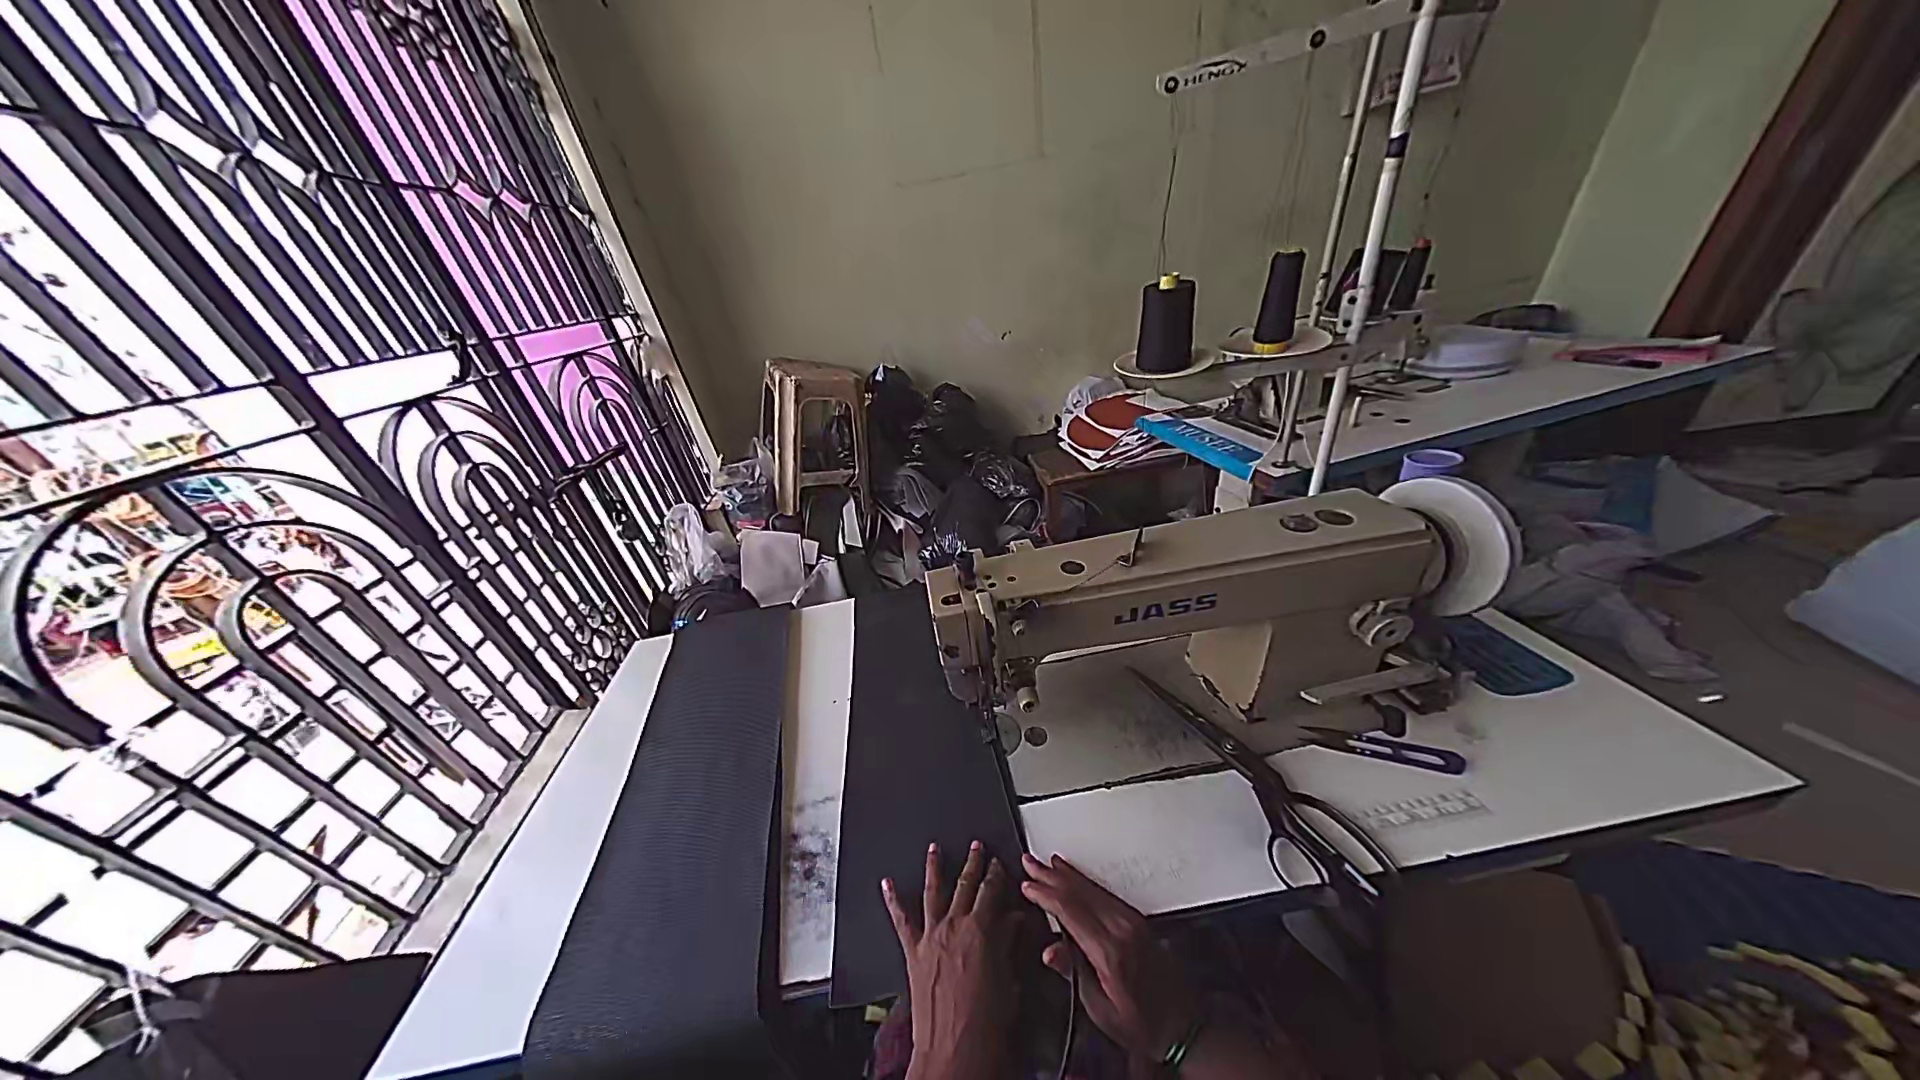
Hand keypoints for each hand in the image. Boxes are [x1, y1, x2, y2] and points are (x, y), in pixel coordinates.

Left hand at [884, 841, 1015, 1079]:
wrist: (954, 1055)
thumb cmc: (985, 1028)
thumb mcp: (1010, 981)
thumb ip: (1010, 945)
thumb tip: (1015, 924)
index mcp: (982, 932)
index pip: (992, 891)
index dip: (997, 875)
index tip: (1000, 864)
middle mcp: (954, 927)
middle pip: (965, 885)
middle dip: (973, 864)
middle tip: (977, 848)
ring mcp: (931, 938)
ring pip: (933, 891)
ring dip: (935, 867)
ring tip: (935, 849)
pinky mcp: (913, 953)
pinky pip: (901, 920)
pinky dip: (893, 900)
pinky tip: (887, 884)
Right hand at [1020, 853, 1196, 1060]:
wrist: (1183, 1025)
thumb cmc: (1143, 1024)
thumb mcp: (1101, 1010)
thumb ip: (1075, 975)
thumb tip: (1051, 953)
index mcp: (1110, 952)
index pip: (1070, 911)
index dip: (1046, 895)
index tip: (1028, 886)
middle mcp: (1122, 930)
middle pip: (1079, 893)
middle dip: (1050, 876)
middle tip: (1030, 862)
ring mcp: (1132, 922)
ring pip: (1092, 888)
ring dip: (1066, 874)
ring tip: (1045, 863)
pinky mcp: (1137, 920)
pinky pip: (1105, 893)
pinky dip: (1084, 881)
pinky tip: (1074, 876)